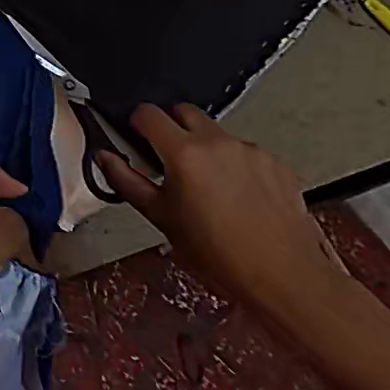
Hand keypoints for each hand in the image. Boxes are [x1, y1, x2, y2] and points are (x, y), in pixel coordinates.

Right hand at [96, 104, 345, 315]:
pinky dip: (236, 165)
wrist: (284, 277)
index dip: (137, 121)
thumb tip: (105, 159)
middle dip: (172, 127)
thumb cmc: (219, 254)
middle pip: (184, 111)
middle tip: (168, 158)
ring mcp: (250, 150)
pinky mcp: (276, 163)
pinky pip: (246, 152)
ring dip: (205, 148)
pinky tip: (238, 196)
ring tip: (208, 187)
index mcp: (184, 153)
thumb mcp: (161, 218)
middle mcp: (218, 142)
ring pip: (216, 133)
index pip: (149, 113)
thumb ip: (127, 181)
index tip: (137, 135)